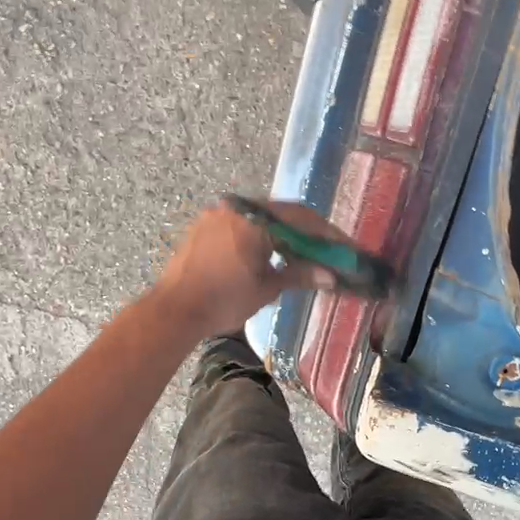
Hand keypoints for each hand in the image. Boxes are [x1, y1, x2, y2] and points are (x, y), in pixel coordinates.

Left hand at [148, 198, 341, 339]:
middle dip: (308, 235)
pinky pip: (243, 226)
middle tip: (327, 254)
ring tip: (302, 259)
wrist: (174, 310)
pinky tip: (272, 257)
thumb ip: (300, 274)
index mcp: (255, 219)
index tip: (345, 249)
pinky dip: (262, 238)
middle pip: (283, 215)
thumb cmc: (224, 300)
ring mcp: (218, 215)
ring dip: (285, 237)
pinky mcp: (205, 227)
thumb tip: (331, 276)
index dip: (328, 235)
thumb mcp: (267, 287)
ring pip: (262, 220)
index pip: (302, 218)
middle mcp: (237, 208)